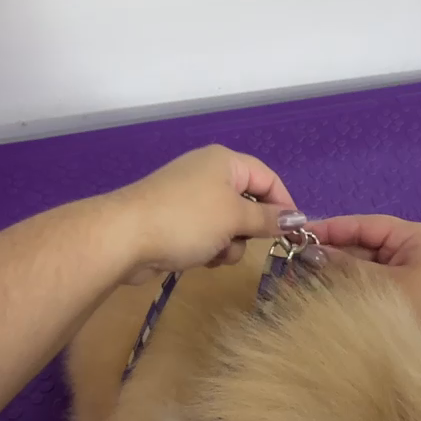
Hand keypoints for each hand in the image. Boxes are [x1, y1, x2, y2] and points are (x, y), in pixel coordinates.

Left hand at [107, 146, 299, 283]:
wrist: (124, 236)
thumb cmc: (187, 220)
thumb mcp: (234, 218)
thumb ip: (267, 219)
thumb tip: (296, 219)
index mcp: (225, 161)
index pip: (268, 178)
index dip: (283, 204)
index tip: (294, 233)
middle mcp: (208, 173)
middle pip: (247, 202)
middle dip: (249, 229)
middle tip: (242, 244)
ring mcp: (188, 197)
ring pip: (228, 224)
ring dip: (228, 243)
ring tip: (213, 253)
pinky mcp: (174, 220)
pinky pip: (206, 234)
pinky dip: (208, 248)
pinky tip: (197, 259)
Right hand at [308, 215, 420, 342]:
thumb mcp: (382, 285)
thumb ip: (345, 266)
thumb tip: (309, 253)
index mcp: (414, 237)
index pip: (364, 224)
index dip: (330, 229)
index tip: (297, 236)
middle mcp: (410, 250)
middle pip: (361, 245)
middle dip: (329, 254)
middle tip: (293, 263)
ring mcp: (408, 275)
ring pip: (362, 267)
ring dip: (335, 274)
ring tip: (300, 279)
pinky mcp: (404, 297)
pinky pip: (369, 285)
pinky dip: (347, 289)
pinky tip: (322, 296)